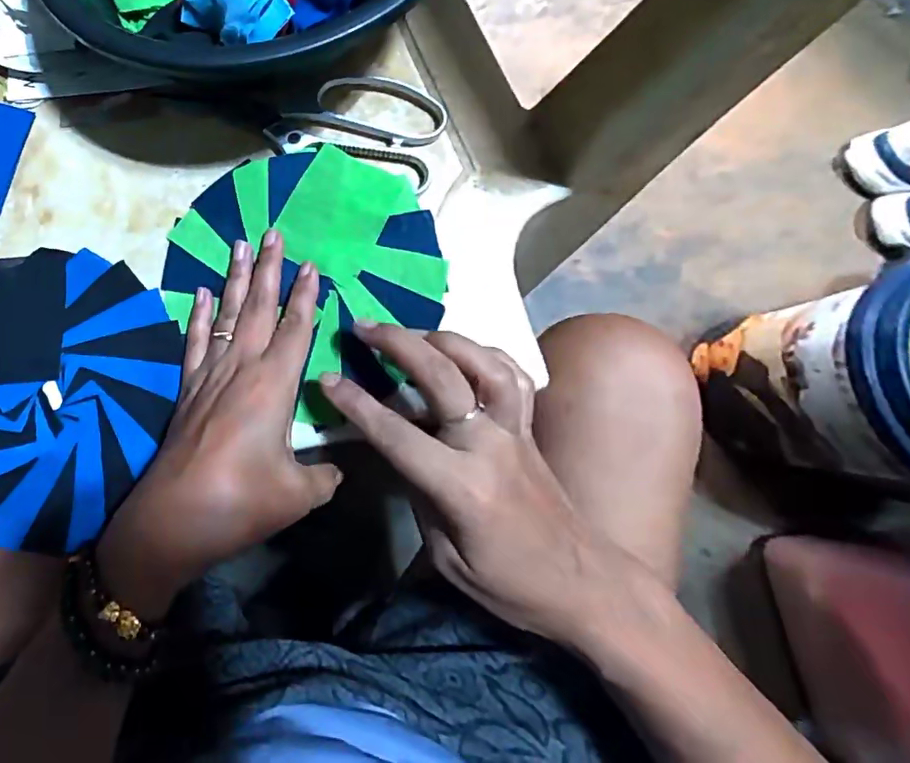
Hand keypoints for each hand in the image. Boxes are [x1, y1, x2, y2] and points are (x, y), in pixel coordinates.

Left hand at [94, 230, 340, 615]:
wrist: (172, 521)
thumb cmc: (242, 502)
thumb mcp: (298, 495)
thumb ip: (323, 476)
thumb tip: (336, 471)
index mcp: (275, 385)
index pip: (297, 329)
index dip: (306, 296)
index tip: (311, 264)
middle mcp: (243, 369)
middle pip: (260, 308)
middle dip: (270, 269)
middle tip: (274, 233)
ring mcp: (211, 376)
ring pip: (229, 316)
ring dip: (237, 280)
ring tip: (241, 245)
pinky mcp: (188, 390)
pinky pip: (196, 342)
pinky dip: (200, 317)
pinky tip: (203, 295)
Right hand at [320, 325, 653, 646]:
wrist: (580, 583)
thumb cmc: (507, 583)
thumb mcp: (445, 555)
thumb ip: (418, 493)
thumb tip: (397, 446)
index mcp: (461, 486)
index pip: (397, 433)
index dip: (358, 405)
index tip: (328, 378)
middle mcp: (489, 444)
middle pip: (442, 376)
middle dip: (398, 344)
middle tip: (364, 325)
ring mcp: (516, 428)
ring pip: (483, 362)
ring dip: (444, 338)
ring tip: (412, 331)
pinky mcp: (531, 424)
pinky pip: (512, 374)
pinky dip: (485, 353)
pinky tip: (463, 350)